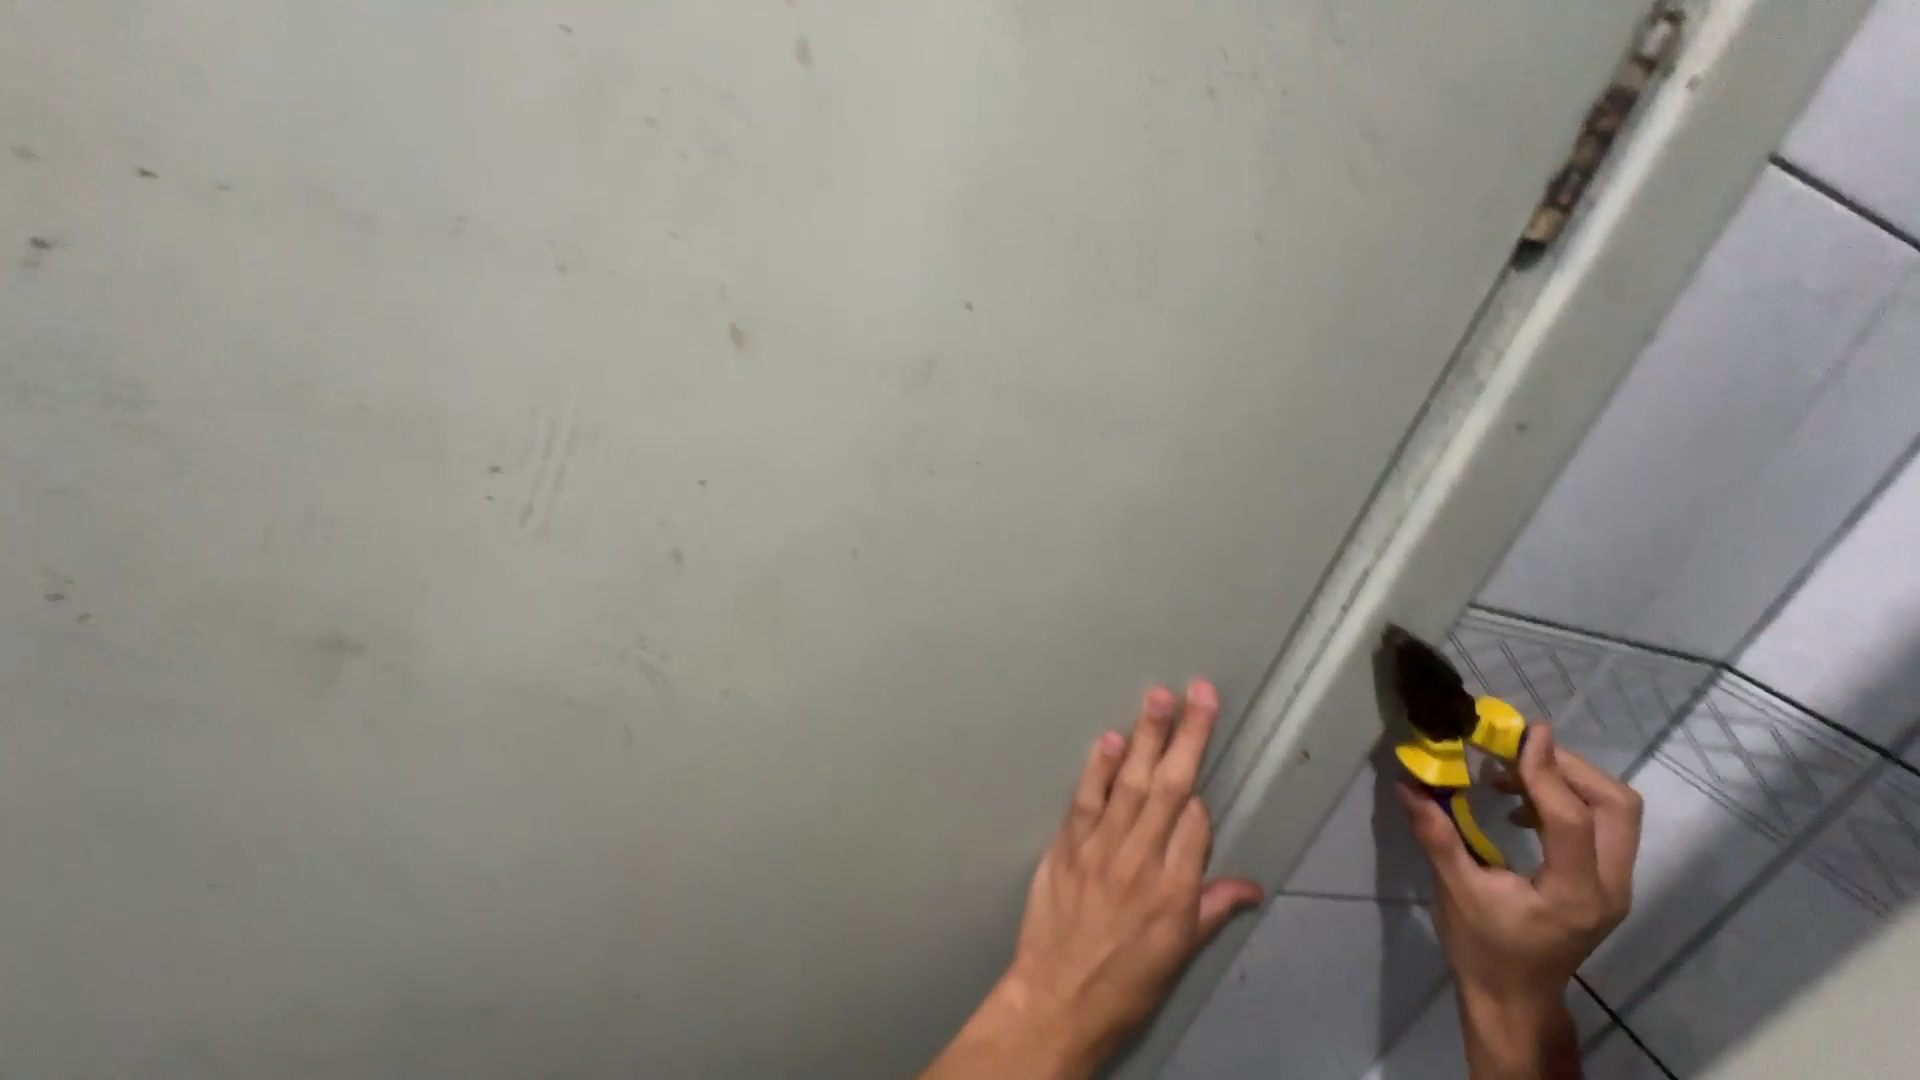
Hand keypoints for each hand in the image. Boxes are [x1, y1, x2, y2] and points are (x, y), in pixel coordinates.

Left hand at [923, 682, 1263, 1079]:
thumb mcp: (1179, 955)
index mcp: (1175, 891)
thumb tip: (1254, 886)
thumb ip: (1213, 909)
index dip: (1199, 795)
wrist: (1057, 1000)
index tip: (1200, 776)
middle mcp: (1141, 861)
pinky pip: (1086, 801)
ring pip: (1129, 783)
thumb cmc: (1126, 984)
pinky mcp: (1066, 847)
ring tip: (1159, 697)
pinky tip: (1110, 739)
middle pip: (1170, 788)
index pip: (1196, 823)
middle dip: (1188, 737)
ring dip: (1146, 736)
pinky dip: (1098, 769)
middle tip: (1201, 693)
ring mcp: (1100, 850)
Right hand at [1398, 726, 1640, 1078]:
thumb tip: (1409, 783)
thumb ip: (1437, 835)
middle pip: (1615, 806)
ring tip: (1514, 771)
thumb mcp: (1454, 891)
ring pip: (1616, 813)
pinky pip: (1604, 825)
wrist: (1514, 999)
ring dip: (1570, 779)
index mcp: (1574, 892)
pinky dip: (1571, 798)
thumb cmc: (1483, 949)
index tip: (1522, 733)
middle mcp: (1609, 886)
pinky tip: (1524, 803)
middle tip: (1515, 750)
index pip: (1572, 818)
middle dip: (1567, 767)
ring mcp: (1614, 885)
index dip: (1546, 771)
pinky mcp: (1605, 882)